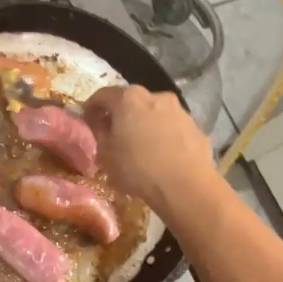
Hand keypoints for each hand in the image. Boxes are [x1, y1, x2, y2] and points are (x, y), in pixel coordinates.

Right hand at [84, 84, 215, 205]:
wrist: (185, 186)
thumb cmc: (137, 168)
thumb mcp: (105, 154)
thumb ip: (100, 134)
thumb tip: (101, 125)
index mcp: (129, 99)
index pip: (102, 95)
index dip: (91, 108)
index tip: (87, 121)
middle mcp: (155, 96)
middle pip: (131, 101)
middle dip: (120, 115)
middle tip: (113, 134)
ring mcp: (179, 110)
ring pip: (154, 113)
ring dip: (144, 124)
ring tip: (140, 147)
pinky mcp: (195, 126)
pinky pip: (172, 127)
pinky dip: (163, 136)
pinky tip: (161, 155)